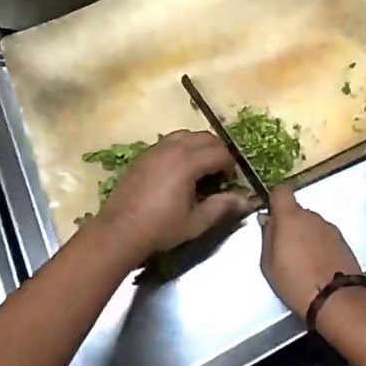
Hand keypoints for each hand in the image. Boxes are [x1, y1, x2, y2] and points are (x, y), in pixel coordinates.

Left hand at [87, 131, 256, 262]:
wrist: (120, 230)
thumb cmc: (160, 228)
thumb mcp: (196, 221)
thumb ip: (222, 206)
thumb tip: (246, 199)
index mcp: (187, 162)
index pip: (220, 152)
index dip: (229, 167)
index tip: (227, 183)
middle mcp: (172, 148)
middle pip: (205, 137)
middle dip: (217, 152)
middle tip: (218, 175)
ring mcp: (155, 149)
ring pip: (186, 135)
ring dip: (199, 147)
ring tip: (199, 170)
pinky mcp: (142, 155)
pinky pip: (168, 142)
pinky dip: (180, 148)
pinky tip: (178, 172)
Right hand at [259, 185, 362, 317]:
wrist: (337, 300)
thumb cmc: (294, 282)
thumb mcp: (268, 263)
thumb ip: (266, 236)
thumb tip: (267, 220)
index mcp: (290, 217)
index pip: (281, 191)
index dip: (275, 201)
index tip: (272, 217)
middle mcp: (312, 217)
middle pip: (297, 211)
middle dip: (290, 224)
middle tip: (285, 248)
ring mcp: (330, 228)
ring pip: (312, 225)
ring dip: (306, 236)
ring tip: (303, 261)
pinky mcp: (344, 242)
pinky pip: (325, 237)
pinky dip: (320, 246)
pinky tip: (318, 266)